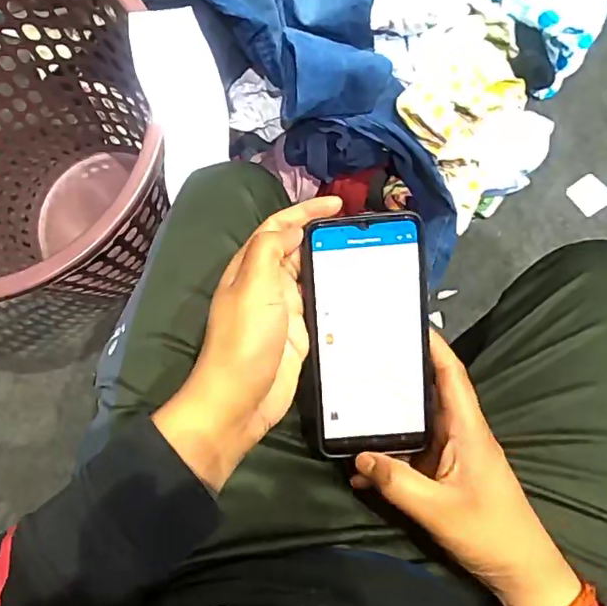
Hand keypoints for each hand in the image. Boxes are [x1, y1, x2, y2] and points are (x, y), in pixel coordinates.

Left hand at [153, 196, 341, 490]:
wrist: (239, 401)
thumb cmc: (243, 340)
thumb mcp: (252, 286)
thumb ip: (269, 250)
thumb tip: (292, 229)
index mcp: (250, 268)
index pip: (277, 228)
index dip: (304, 211)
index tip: (336, 204)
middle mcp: (266, 285)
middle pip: (296, 249)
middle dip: (322, 235)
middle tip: (359, 230)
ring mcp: (284, 311)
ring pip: (311, 276)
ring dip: (333, 263)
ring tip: (367, 255)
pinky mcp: (300, 335)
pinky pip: (321, 307)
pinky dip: (337, 296)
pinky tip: (360, 293)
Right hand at [350, 332, 582, 605]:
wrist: (523, 575)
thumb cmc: (490, 534)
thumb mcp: (438, 510)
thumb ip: (397, 482)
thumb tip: (359, 457)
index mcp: (468, 430)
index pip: (451, 375)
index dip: (433, 345)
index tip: (406, 321)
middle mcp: (460, 434)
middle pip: (428, 392)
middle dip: (399, 372)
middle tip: (364, 356)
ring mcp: (452, 455)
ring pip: (415, 423)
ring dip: (387, 416)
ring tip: (351, 401)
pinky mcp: (444, 475)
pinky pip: (411, 454)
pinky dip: (388, 456)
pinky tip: (360, 467)